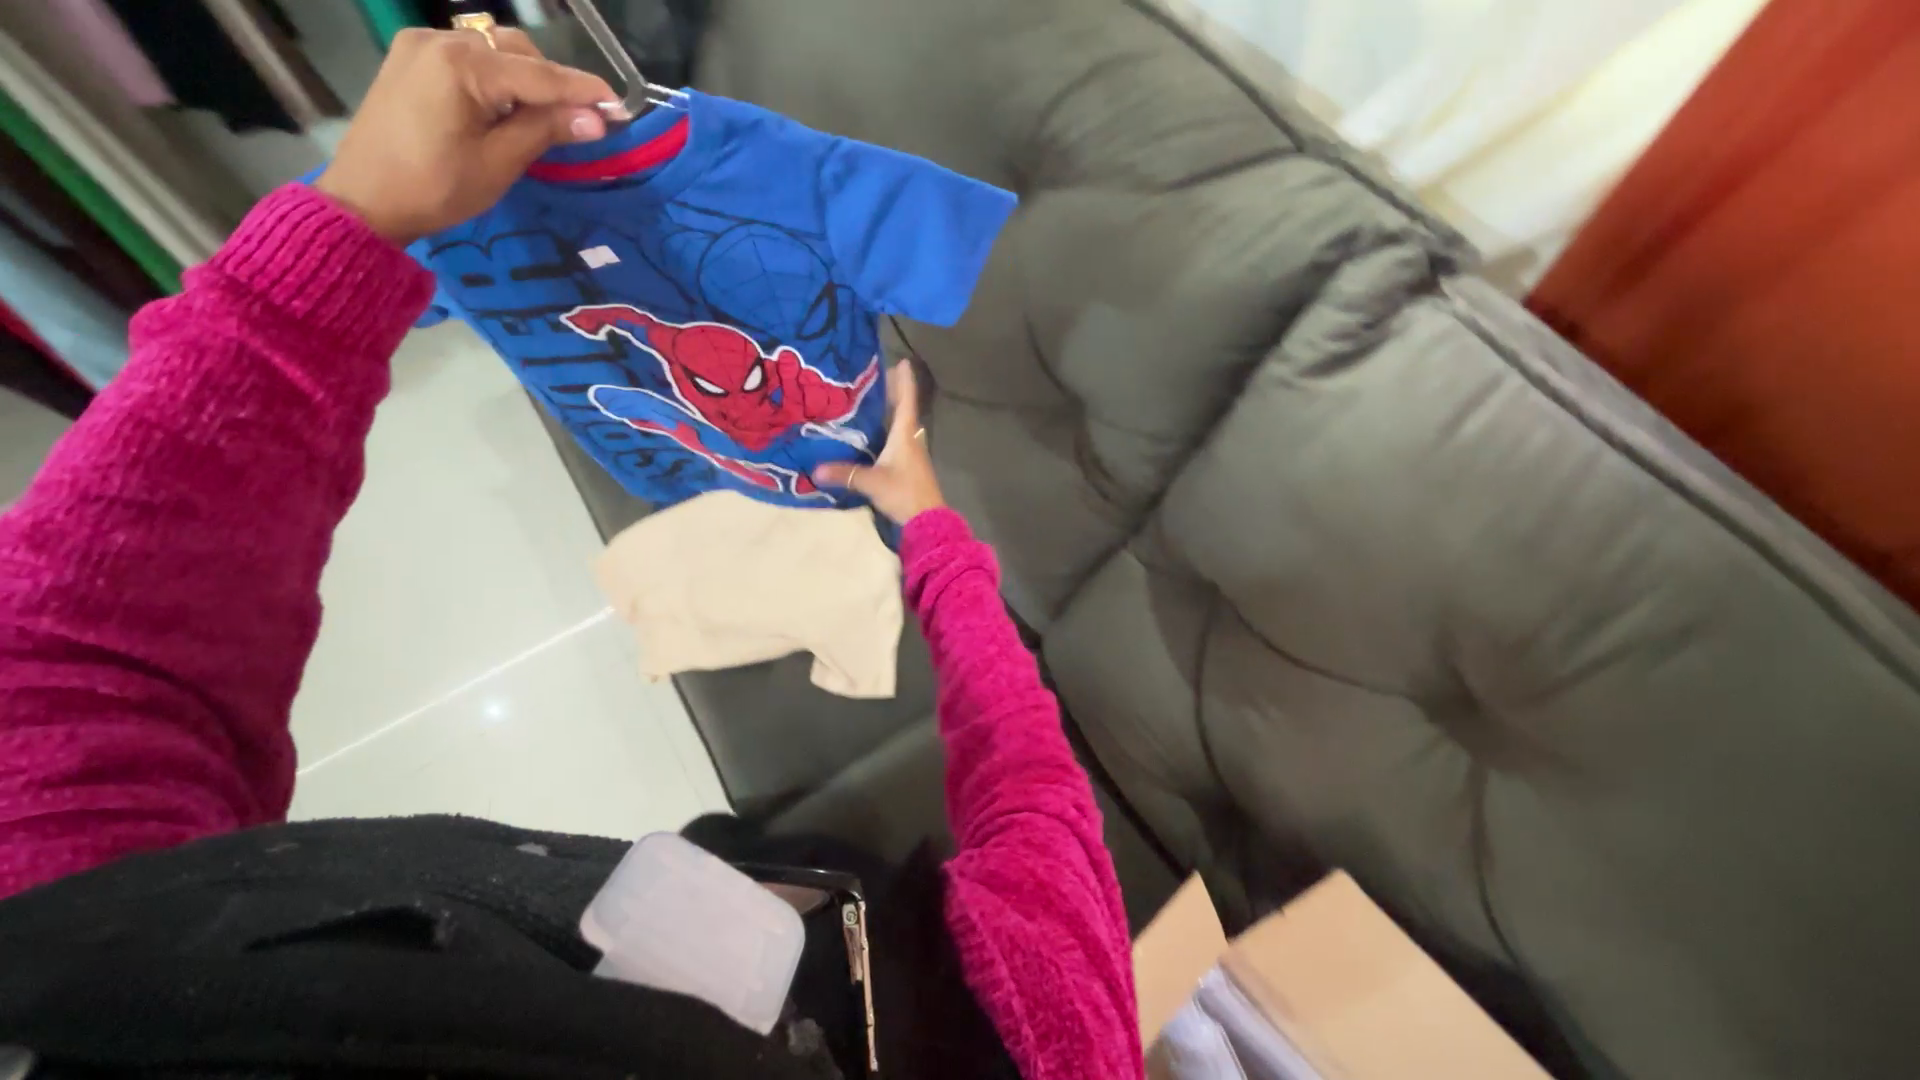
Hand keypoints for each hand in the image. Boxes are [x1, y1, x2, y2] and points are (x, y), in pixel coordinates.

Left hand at [314, 28, 620, 244]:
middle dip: (554, 83)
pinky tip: (508, 108)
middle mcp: (440, 41)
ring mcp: (421, 46)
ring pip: (494, 52)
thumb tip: (597, 118)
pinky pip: (470, 59)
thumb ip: (546, 131)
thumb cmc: (436, 188)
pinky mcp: (413, 60)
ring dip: (527, 80)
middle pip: (517, 52)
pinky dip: (498, 79)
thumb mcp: (499, 163)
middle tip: (582, 121)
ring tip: (546, 118)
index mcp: (461, 66)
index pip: (540, 74)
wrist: (366, 199)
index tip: (620, 106)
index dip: (584, 90)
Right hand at [813, 363, 947, 524]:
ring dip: (890, 413)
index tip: (902, 361)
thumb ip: (846, 474)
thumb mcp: (872, 482)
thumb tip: (816, 469)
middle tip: (877, 378)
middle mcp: (910, 439)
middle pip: (903, 410)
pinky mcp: (909, 466)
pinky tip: (874, 435)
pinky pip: (897, 441)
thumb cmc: (904, 493)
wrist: (928, 520)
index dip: (903, 381)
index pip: (906, 400)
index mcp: (905, 434)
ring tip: (872, 402)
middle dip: (893, 393)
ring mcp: (912, 453)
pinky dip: (887, 431)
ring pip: (901, 426)